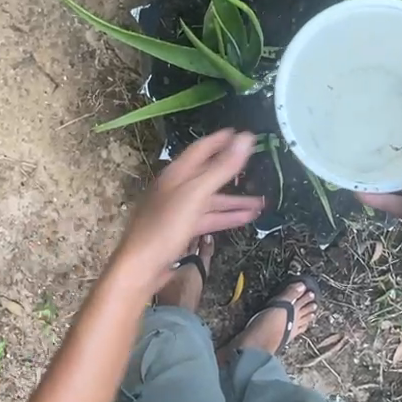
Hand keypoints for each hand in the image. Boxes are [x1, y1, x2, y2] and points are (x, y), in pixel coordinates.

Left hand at [112, 129, 264, 291]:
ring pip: (210, 201)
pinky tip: (244, 219)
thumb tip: (245, 139)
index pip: (200, 150)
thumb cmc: (164, 228)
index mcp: (176, 175)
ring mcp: (178, 211)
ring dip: (234, 202)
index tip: (239, 134)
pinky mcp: (180, 231)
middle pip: (207, 176)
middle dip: (232, 174)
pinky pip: (207, 219)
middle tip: (254, 167)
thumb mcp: (196, 195)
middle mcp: (176, 189)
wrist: (141, 267)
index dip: (220, 141)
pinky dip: (226, 218)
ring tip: (260, 203)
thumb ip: (221, 168)